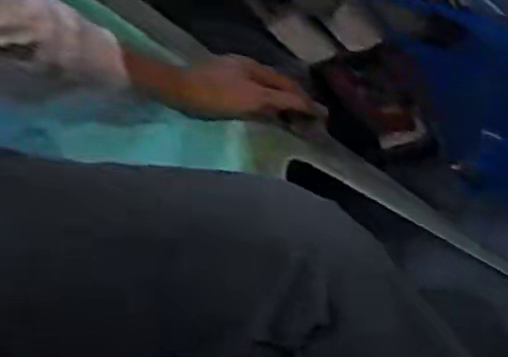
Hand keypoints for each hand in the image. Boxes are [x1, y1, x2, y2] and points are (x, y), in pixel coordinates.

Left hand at [133, 53, 324, 121]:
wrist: (176, 91)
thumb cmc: (219, 94)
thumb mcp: (259, 98)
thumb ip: (291, 103)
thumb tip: (321, 110)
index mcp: (255, 68)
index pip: (292, 86)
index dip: (309, 104)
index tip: (323, 123)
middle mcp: (247, 69)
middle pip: (282, 90)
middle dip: (299, 108)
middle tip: (312, 128)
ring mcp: (236, 78)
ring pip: (271, 96)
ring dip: (286, 112)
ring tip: (297, 129)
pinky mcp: (227, 89)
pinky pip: (259, 100)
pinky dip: (272, 112)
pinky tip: (276, 122)